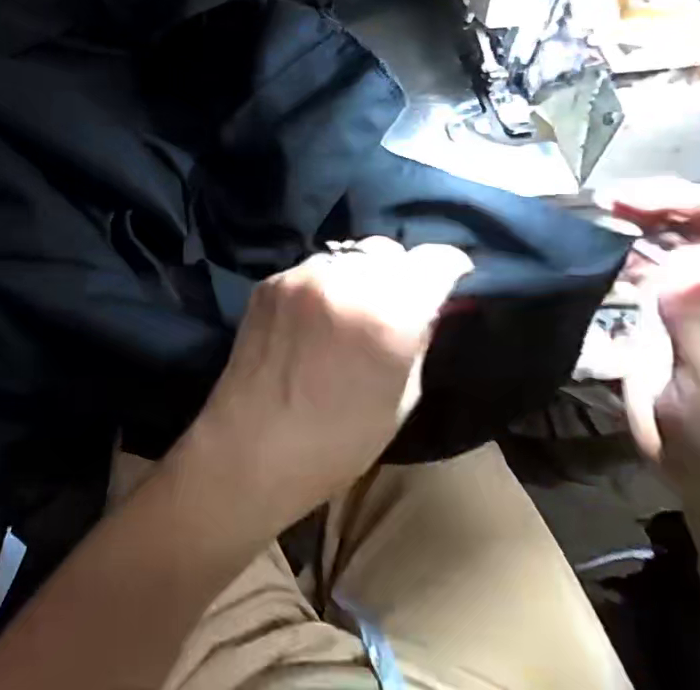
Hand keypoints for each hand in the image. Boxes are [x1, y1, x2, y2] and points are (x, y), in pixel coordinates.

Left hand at [177, 237, 473, 529]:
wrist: (249, 449)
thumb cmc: (336, 444)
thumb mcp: (402, 400)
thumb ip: (419, 340)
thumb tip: (429, 307)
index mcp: (387, 315)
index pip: (434, 259)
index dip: (449, 270)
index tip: (450, 284)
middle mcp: (344, 281)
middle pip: (388, 250)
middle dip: (401, 273)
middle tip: (397, 305)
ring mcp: (301, 277)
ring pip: (348, 256)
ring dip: (360, 276)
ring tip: (351, 312)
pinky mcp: (269, 282)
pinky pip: (313, 269)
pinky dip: (325, 285)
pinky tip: (315, 319)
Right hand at [598, 179, 699, 551]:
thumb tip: (694, 263)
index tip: (645, 199)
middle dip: (668, 209)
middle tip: (609, 201)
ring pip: (688, 257)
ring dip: (646, 231)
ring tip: (600, 217)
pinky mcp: (684, 344)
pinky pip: (661, 288)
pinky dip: (632, 264)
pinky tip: (604, 258)